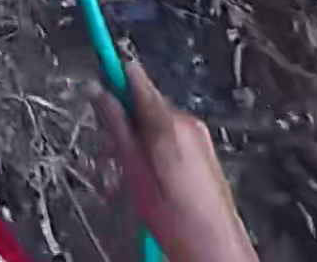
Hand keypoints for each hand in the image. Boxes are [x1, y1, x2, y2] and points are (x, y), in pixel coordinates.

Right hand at [94, 60, 259, 261]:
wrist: (220, 258)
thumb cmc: (178, 223)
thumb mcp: (134, 173)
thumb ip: (116, 127)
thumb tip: (98, 92)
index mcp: (168, 123)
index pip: (134, 77)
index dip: (112, 75)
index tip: (96, 74)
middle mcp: (186, 122)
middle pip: (142, 101)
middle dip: (120, 119)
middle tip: (106, 149)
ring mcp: (198, 135)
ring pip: (153, 120)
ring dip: (134, 137)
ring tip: (124, 172)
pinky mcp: (203, 149)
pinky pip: (169, 133)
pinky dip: (152, 146)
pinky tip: (145, 175)